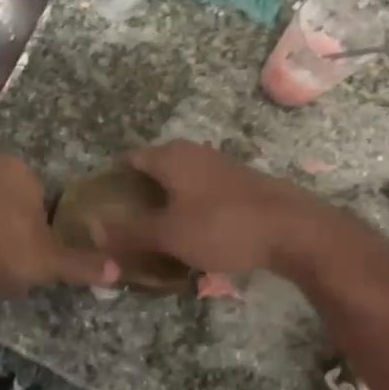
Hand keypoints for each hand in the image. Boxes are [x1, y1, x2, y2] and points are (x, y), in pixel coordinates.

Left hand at [0, 156, 119, 296]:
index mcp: (18, 169)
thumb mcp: (51, 261)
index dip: (42, 220)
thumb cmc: (6, 250)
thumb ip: (83, 264)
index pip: (40, 192)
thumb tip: (118, 271)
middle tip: (17, 256)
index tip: (38, 246)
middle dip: (15, 221)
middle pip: (10, 196)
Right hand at [93, 140, 360, 282]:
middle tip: (123, 228)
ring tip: (154, 236)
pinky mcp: (240, 184)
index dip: (110, 182)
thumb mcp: (168, 233)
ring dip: (164, 205)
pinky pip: (201, 194)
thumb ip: (129, 231)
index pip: (127, 160)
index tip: (99, 209)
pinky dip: (189, 210)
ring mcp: (218, 166)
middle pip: (153, 170)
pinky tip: (191, 236)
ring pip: (179, 183)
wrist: (295, 230)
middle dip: (137, 197)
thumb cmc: (223, 226)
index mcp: (169, 156)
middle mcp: (192, 152)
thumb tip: (93, 230)